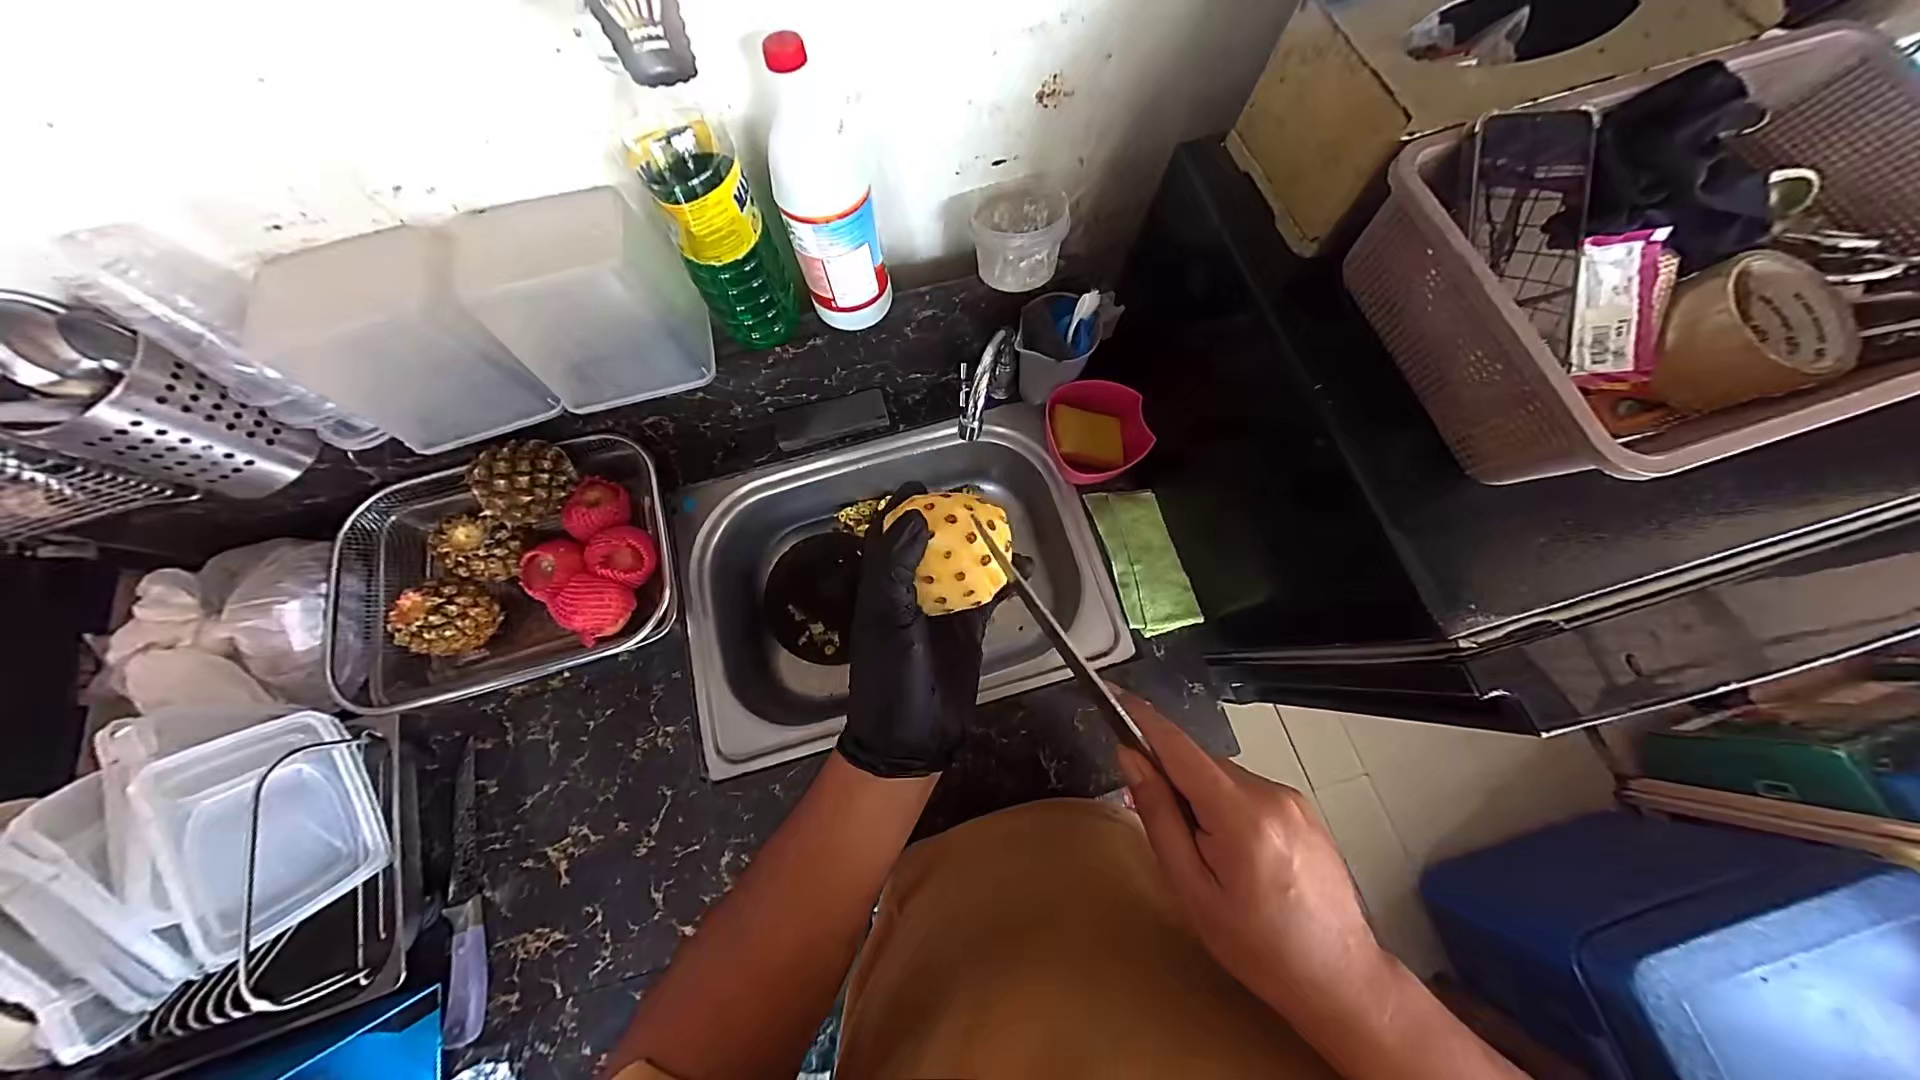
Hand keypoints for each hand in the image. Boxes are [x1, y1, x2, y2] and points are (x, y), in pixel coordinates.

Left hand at [839, 484, 1005, 776]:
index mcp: (881, 585)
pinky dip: (1003, 583)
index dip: (902, 509)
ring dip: (979, 549)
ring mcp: (940, 610)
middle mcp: (910, 591)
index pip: (888, 536)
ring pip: (961, 567)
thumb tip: (914, 516)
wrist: (912, 736)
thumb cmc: (890, 676)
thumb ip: (896, 566)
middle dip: (948, 523)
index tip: (922, 485)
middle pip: (929, 546)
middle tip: (972, 504)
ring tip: (1001, 530)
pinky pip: (986, 597)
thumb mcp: (886, 617)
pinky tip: (1020, 572)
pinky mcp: (966, 629)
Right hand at [1113, 688, 1393, 1015]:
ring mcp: (1291, 798)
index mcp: (1241, 815)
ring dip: (1200, 798)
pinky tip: (1235, 854)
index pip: (1179, 747)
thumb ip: (1158, 816)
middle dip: (1172, 781)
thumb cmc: (1260, 947)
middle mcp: (1270, 794)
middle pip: (1199, 763)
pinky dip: (1225, 806)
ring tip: (1210, 858)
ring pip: (1221, 776)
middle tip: (1167, 833)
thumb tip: (1131, 760)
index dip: (1143, 718)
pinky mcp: (1301, 807)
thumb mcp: (1191, 888)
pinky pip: (1245, 789)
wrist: (1340, 979)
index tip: (1116, 696)